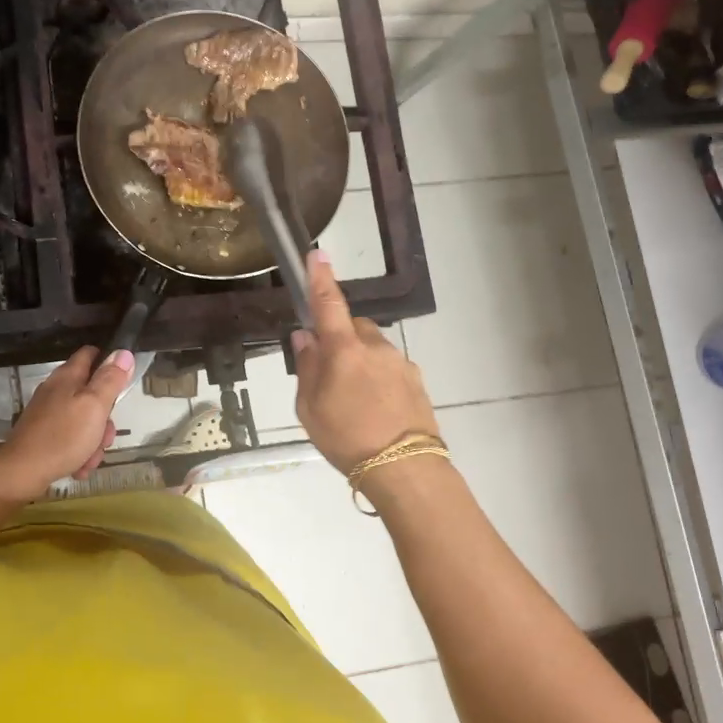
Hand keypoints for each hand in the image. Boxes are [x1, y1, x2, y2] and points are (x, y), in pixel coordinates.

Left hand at [0, 347, 134, 500]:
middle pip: (91, 394)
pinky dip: (79, 452)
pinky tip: (79, 467)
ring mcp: (48, 412)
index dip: (109, 363)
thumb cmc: (63, 437)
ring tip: (90, 459)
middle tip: (104, 436)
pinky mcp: (43, 433)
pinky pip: (70, 438)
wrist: (22, 472)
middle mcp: (56, 390)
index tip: (121, 384)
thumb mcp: (94, 406)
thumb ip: (109, 380)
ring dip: (93, 441)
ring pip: (84, 420)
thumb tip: (123, 352)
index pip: (90, 354)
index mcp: (67, 377)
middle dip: (104, 417)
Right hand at [292, 250, 438, 476]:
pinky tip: (372, 409)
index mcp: (344, 349)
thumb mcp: (309, 407)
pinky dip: (376, 379)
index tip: (318, 254)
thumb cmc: (347, 438)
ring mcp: (401, 363)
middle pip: (352, 327)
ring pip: (371, 349)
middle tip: (325, 373)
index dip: (320, 278)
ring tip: (350, 401)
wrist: (406, 469)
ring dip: (358, 362)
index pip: (329, 303)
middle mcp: (376, 347)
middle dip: (339, 338)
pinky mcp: (416, 381)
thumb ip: (307, 367)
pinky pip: (388, 368)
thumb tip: (306, 338)